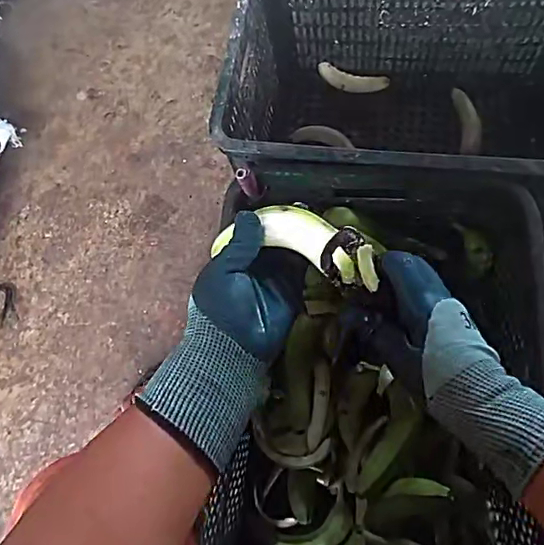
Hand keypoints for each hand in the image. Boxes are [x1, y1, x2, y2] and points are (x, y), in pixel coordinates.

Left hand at [135, 212, 307, 472]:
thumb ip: (239, 244)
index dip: (262, 211)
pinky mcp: (294, 288)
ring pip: (294, 247)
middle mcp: (258, 260)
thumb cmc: (219, 309)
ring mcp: (277, 274)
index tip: (277, 194)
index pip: (250, 226)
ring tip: (318, 215)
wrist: (234, 350)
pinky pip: (306, 267)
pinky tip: (324, 239)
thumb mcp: (223, 272)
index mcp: (235, 253)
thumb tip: (251, 216)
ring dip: (304, 234)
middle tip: (307, 201)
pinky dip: (315, 254)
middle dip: (289, 219)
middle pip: (277, 233)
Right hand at [370, 250, 543, 496]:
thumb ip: (376, 333)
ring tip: (382, 313)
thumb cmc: (436, 376)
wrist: (479, 396)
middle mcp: (438, 293)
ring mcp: (449, 304)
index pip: (398, 262)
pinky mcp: (455, 317)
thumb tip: (353, 315)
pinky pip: (427, 296)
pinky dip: (410, 301)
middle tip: (369, 297)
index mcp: (422, 298)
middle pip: (411, 267)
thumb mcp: (400, 358)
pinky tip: (400, 324)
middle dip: (387, 277)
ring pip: (420, 281)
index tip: (360, 285)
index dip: (375, 267)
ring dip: (399, 290)